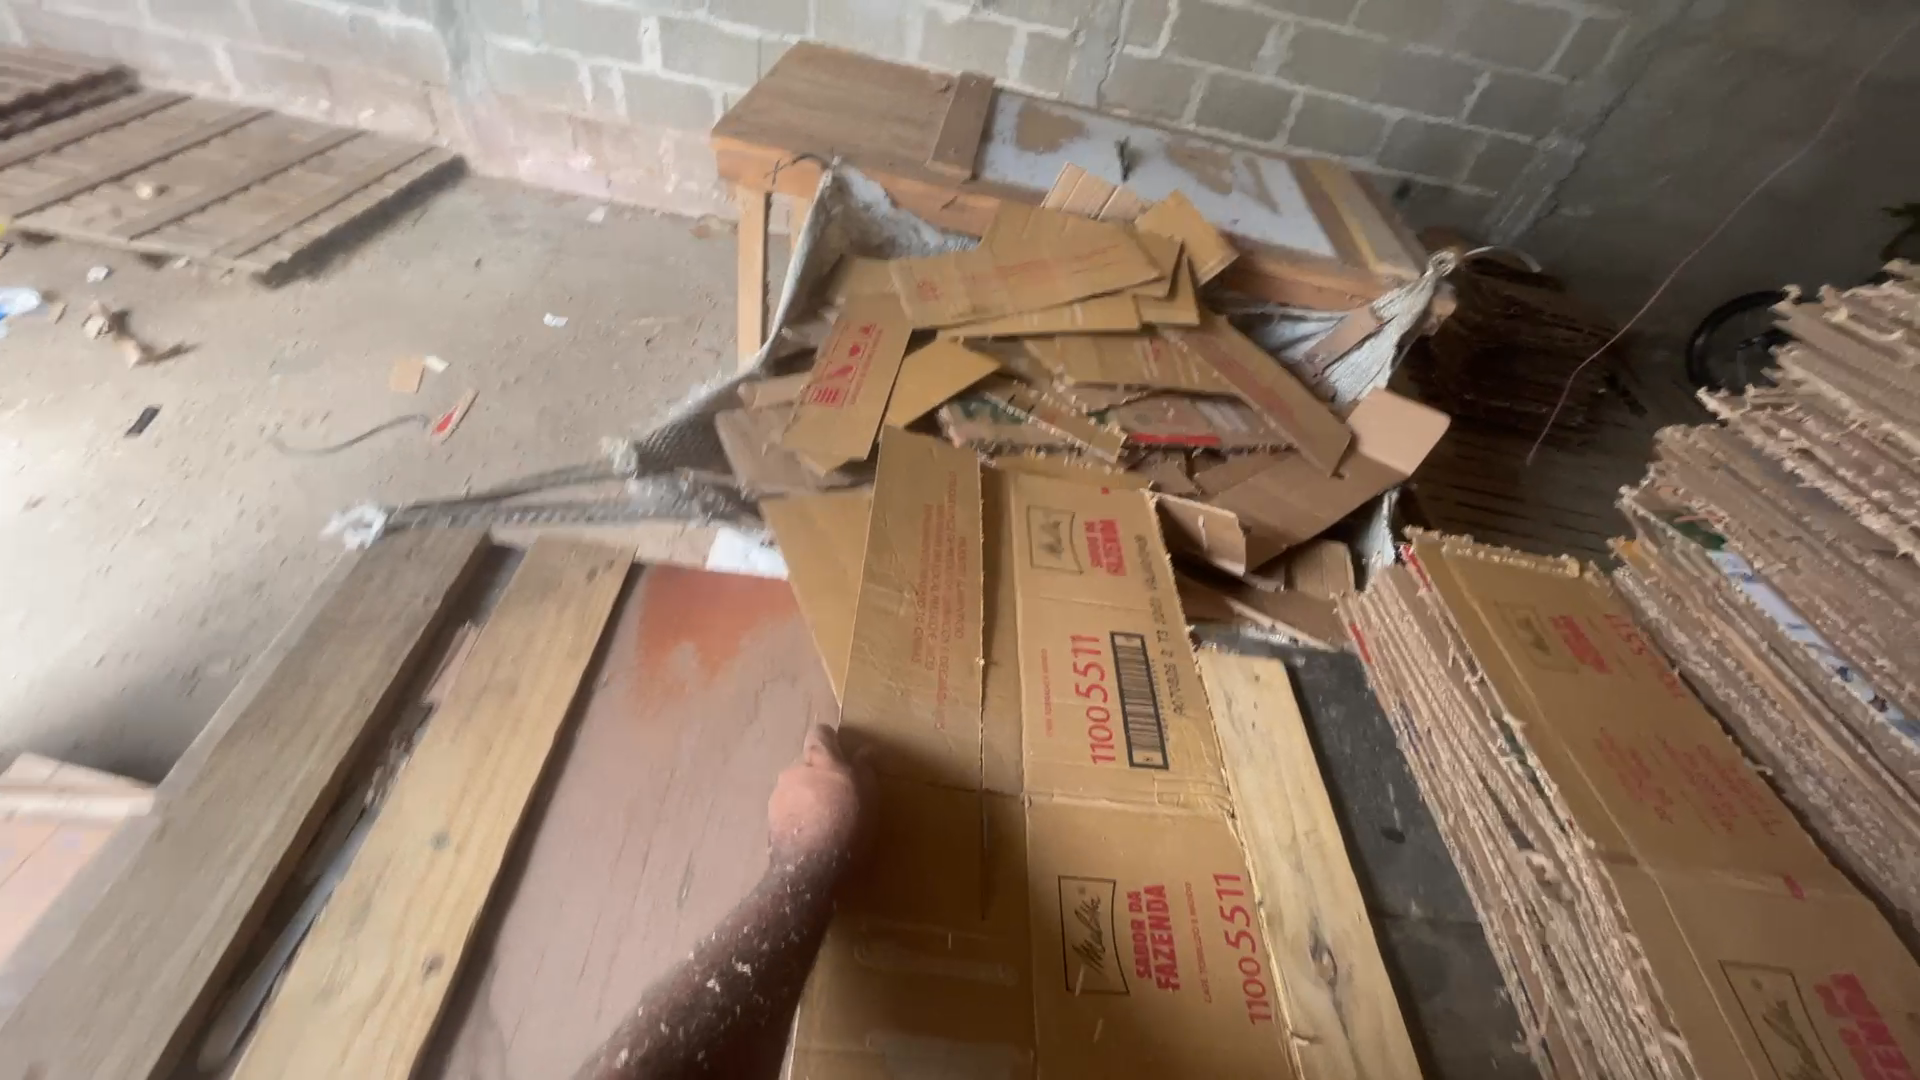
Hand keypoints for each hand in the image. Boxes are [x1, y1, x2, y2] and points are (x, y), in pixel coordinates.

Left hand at [767, 724, 861, 869]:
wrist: (811, 868)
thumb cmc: (846, 822)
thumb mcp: (867, 793)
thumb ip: (864, 768)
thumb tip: (865, 750)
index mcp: (819, 758)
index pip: (819, 733)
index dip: (830, 740)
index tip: (842, 754)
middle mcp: (793, 770)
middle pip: (806, 764)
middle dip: (819, 775)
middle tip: (838, 796)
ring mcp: (778, 797)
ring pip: (795, 789)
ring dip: (807, 798)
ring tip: (824, 822)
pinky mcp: (770, 822)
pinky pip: (787, 812)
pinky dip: (798, 818)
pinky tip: (811, 836)